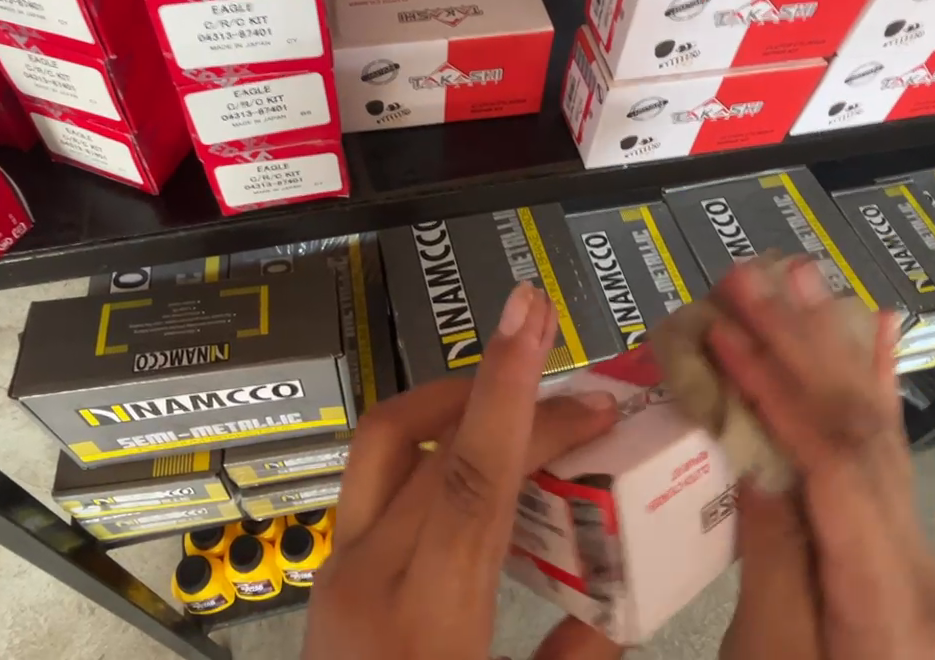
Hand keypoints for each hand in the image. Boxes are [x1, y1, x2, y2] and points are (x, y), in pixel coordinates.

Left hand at [302, 284, 620, 659]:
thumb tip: (604, 608)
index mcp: (422, 620)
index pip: (471, 475)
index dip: (509, 387)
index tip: (531, 313)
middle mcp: (366, 574)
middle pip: (440, 445)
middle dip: (509, 394)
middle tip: (575, 384)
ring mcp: (337, 565)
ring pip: (390, 440)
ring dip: (457, 401)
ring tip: (522, 400)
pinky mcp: (330, 568)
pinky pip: (380, 475)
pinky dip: (431, 443)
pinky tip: (475, 461)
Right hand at [705, 259, 934, 659]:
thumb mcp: (770, 659)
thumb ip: (773, 563)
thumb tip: (756, 460)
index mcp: (886, 595)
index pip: (832, 464)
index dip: (777, 390)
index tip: (724, 333)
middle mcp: (917, 557)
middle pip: (857, 430)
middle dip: (800, 342)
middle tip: (752, 276)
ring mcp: (911, 545)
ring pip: (872, 428)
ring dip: (827, 345)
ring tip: (798, 277)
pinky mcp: (892, 539)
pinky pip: (883, 450)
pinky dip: (873, 382)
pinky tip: (875, 330)